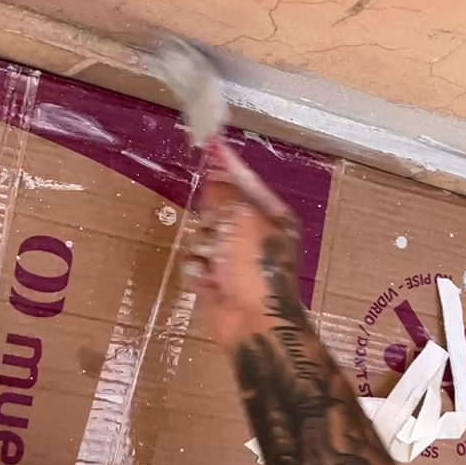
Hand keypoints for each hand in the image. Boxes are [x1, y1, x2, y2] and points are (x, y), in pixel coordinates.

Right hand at [184, 140, 301, 348]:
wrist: (253, 321)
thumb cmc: (256, 266)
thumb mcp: (243, 220)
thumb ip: (225, 194)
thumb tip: (214, 175)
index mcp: (271, 217)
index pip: (244, 181)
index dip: (226, 164)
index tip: (210, 143)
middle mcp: (253, 235)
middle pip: (217, 208)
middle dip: (210, 216)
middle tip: (216, 227)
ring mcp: (232, 259)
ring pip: (201, 235)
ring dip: (202, 246)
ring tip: (214, 260)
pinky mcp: (214, 280)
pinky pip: (194, 261)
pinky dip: (197, 269)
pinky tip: (206, 278)